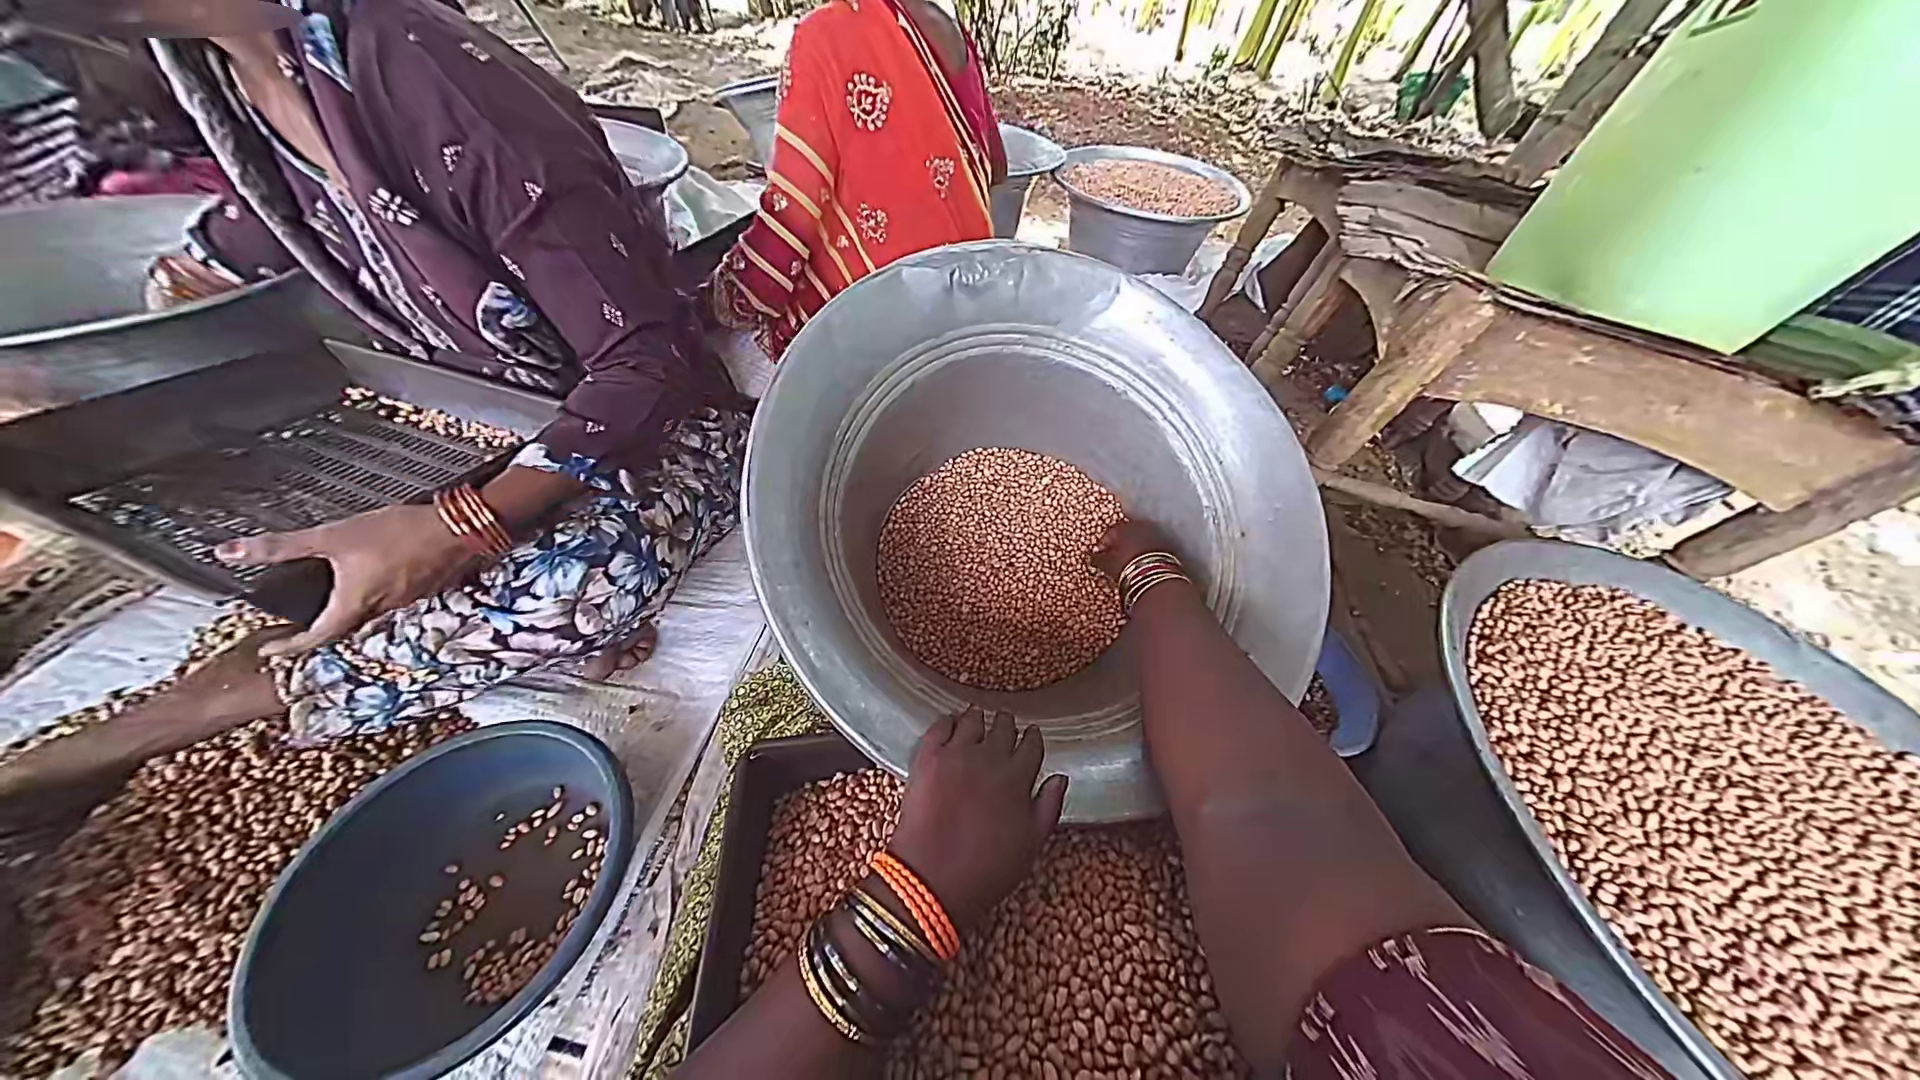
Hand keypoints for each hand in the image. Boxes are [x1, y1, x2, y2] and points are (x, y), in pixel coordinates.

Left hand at [216, 504, 482, 656]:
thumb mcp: (334, 535)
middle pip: (350, 628)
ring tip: (346, 599)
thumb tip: (230, 552)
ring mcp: (411, 601)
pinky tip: (385, 580)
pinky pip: (402, 602)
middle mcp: (384, 608)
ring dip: (360, 611)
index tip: (273, 650)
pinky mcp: (430, 590)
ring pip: (378, 615)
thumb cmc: (400, 533)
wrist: (459, 527)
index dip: (291, 647)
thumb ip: (283, 547)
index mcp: (356, 602)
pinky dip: (387, 597)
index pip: (317, 637)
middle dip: (328, 628)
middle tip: (308, 624)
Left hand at [887, 706, 1067, 927]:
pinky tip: (951, 726)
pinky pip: (940, 726)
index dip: (1032, 738)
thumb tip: (1059, 777)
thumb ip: (1048, 806)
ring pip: (973, 720)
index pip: (1031, 744)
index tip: (1030, 736)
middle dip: (1007, 725)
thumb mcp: (1031, 844)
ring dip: (978, 719)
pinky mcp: (928, 756)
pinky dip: (948, 722)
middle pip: (1003, 726)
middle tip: (1004, 725)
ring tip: (978, 720)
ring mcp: (956, 754)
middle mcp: (989, 758)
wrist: (932, 878)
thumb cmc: (987, 869)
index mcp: (1018, 777)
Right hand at [1090, 518, 1177, 584]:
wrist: (1155, 575)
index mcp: (1124, 527)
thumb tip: (1092, 557)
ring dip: (1134, 548)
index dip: (1103, 544)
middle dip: (1120, 545)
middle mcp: (1141, 526)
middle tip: (1114, 559)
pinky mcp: (1168, 546)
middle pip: (1127, 534)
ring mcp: (1156, 535)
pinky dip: (1146, 553)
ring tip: (1129, 563)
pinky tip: (1142, 564)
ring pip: (1141, 540)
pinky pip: (1152, 547)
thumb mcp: (1107, 564)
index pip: (1109, 532)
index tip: (1098, 555)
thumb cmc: (1127, 566)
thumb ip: (1097, 559)